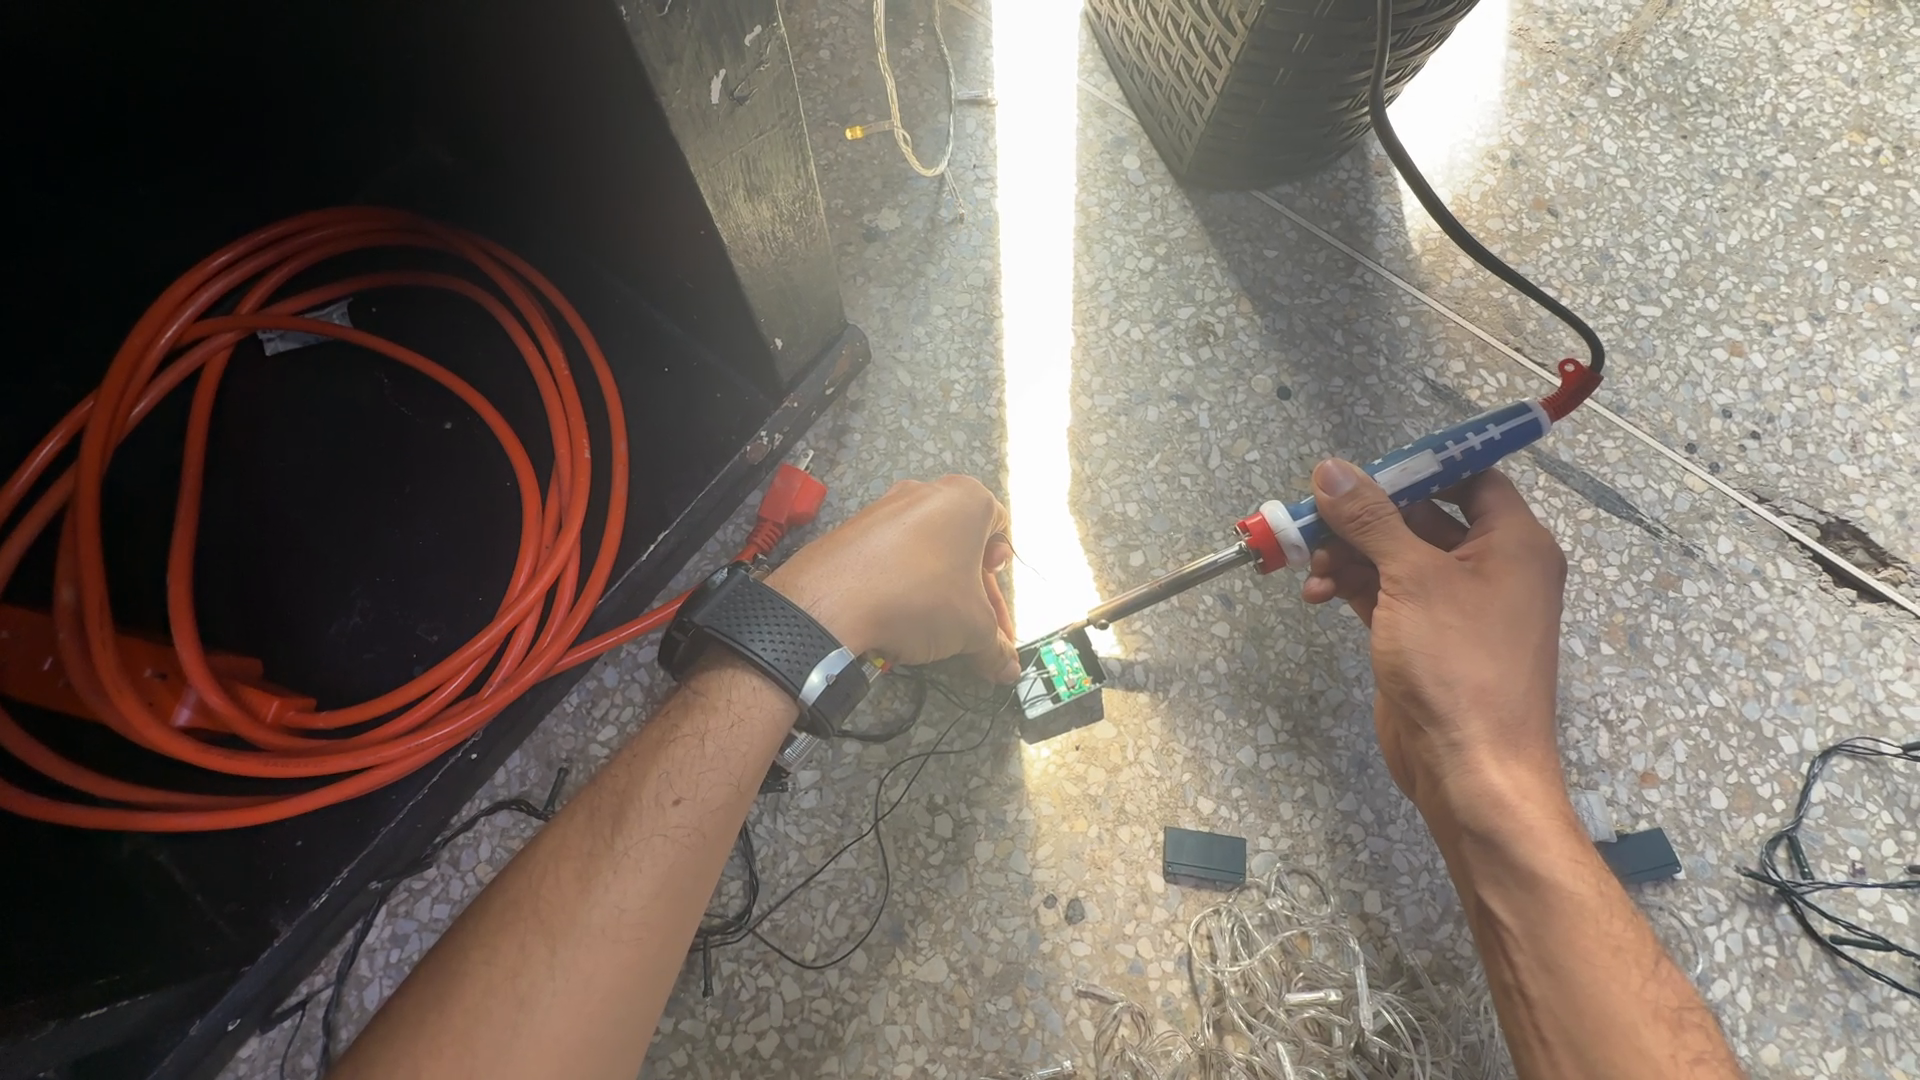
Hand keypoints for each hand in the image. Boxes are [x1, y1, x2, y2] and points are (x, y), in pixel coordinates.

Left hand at [765, 475, 1019, 681]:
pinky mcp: (852, 527)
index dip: (1002, 572)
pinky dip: (903, 580)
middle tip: (971, 627)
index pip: (1001, 527)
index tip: (992, 602)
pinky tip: (897, 614)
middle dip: (972, 589)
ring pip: (926, 548)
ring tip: (932, 626)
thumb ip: (996, 648)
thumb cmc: (921, 597)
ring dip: (938, 586)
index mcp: (966, 498)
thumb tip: (1010, 671)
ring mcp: (885, 505)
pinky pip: (891, 553)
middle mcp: (927, 490)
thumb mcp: (972, 628)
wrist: (831, 601)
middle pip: (963, 541)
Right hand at [1300, 461, 1568, 831]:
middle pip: (1417, 517)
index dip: (1418, 467)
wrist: (1467, 765)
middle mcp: (1485, 566)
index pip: (1470, 478)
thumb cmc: (1457, 662)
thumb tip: (1331, 468)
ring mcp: (1449, 603)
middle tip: (1313, 519)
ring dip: (1346, 556)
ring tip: (1310, 568)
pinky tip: (1316, 596)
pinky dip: (1347, 587)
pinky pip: (1378, 591)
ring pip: (1389, 556)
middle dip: (1362, 519)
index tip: (1360, 470)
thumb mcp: (1413, 579)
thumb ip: (1371, 520)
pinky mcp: (1417, 633)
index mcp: (1512, 543)